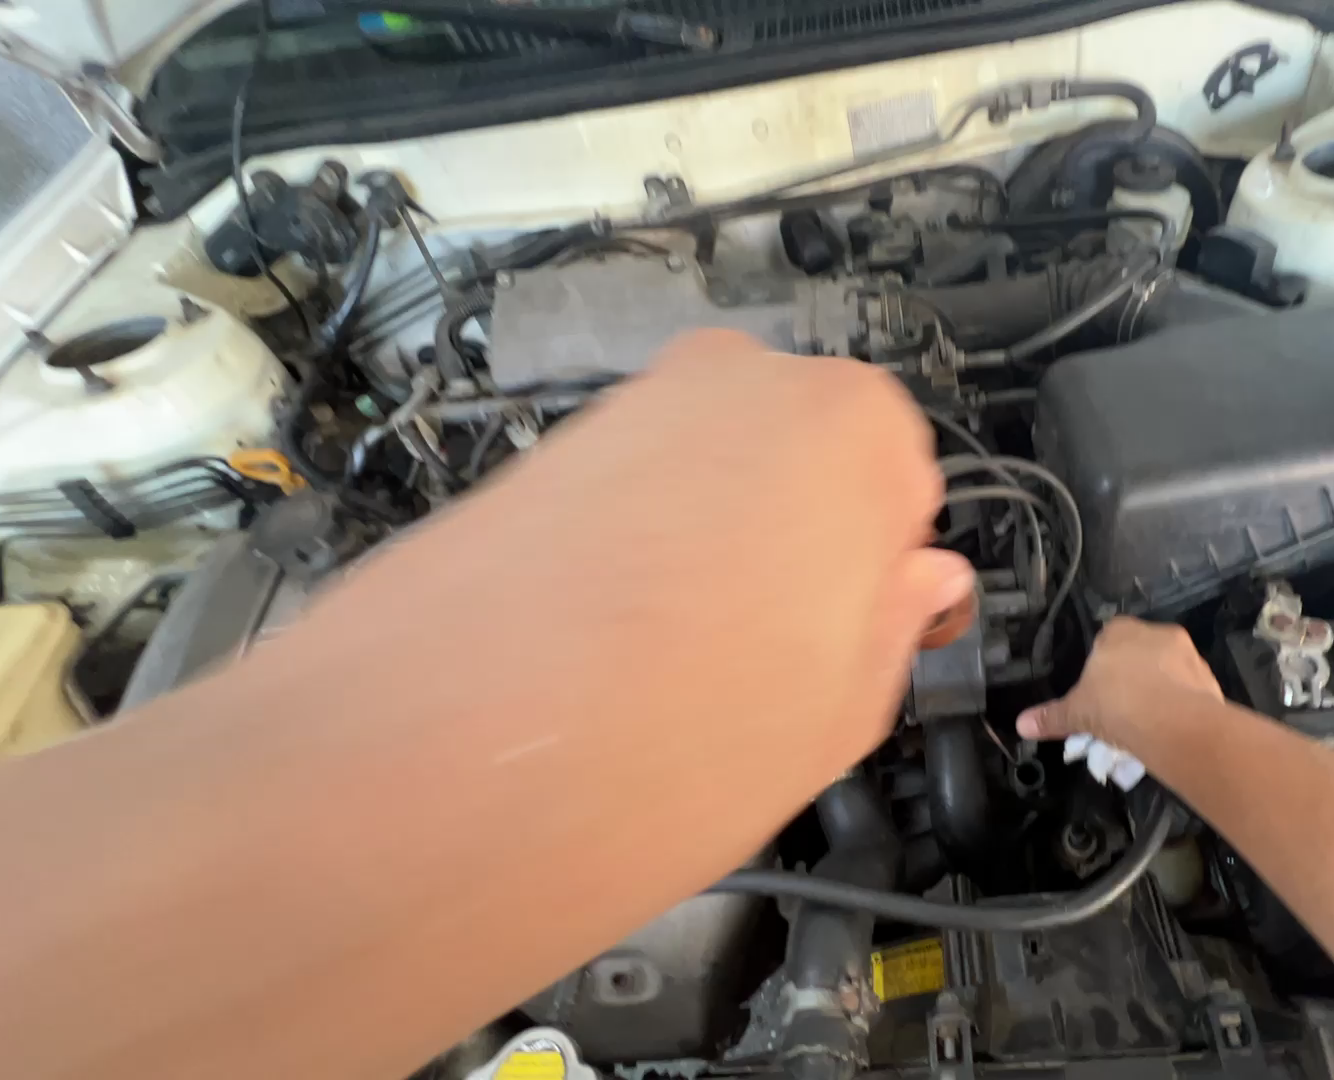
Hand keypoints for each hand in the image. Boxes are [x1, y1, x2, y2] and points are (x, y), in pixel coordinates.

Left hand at [288, 329, 975, 869]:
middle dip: (816, 543)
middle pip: (820, 462)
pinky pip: (653, 480)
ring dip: (736, 543)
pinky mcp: (560, 440)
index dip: (886, 565)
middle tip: (783, 644)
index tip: (860, 621)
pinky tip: (629, 631)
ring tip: (696, 652)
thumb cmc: (662, 749)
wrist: (420, 773)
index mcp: (850, 431)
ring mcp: (643, 402)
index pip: (909, 484)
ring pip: (735, 469)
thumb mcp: (842, 709)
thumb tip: (914, 586)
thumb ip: (894, 625)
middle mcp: (745, 383)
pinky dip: (659, 540)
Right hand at [1017, 617, 1224, 758]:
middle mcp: (1155, 632)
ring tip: (1148, 721)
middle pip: (1140, 652)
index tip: (1100, 690)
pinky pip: (1190, 688)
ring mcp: (1187, 654)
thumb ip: (1051, 716)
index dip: (1103, 664)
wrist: (1172, 724)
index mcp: (1118, 631)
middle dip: (1133, 675)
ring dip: (1161, 688)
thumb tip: (1020, 725)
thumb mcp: (1077, 713)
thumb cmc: (1115, 705)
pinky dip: (1181, 704)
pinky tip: (1171, 727)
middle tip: (1122, 707)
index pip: (1107, 638)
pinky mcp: (1208, 678)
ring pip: (1169, 669)